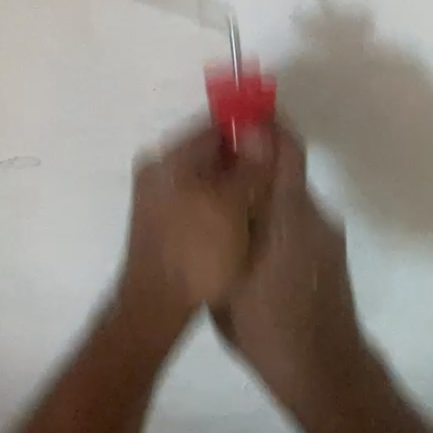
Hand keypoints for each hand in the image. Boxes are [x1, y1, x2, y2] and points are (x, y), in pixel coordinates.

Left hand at [117, 124, 275, 331]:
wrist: (155, 306)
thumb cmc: (197, 253)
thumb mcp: (234, 206)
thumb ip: (251, 165)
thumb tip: (261, 128)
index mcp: (170, 158)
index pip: (216, 126)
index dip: (249, 131)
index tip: (278, 145)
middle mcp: (157, 168)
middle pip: (209, 151)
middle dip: (242, 161)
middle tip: (275, 177)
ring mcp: (154, 196)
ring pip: (203, 177)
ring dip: (232, 184)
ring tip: (262, 200)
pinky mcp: (158, 220)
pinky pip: (194, 198)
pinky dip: (217, 203)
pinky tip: (240, 221)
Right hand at [212, 125, 367, 400]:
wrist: (325, 374)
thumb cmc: (268, 327)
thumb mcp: (230, 277)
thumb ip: (230, 223)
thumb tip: (222, 184)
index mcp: (289, 214)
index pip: (285, 147)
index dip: (264, 122)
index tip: (235, 113)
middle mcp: (313, 216)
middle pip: (284, 170)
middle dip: (252, 162)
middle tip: (213, 171)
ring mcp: (326, 236)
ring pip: (288, 198)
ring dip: (260, 194)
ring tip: (223, 214)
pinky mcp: (329, 255)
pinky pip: (296, 221)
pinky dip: (272, 219)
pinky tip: (247, 246)